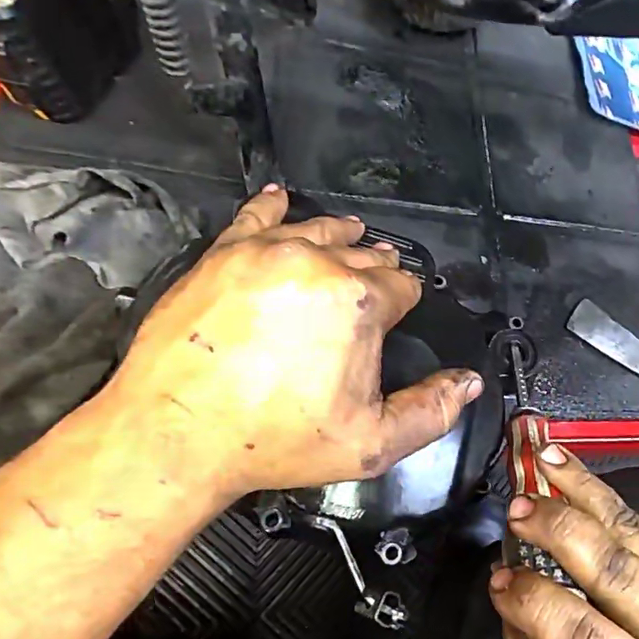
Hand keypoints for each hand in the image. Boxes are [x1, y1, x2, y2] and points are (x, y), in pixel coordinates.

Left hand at [100, 186, 484, 498]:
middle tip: (381, 277)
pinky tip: (279, 197)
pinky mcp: (221, 257)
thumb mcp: (372, 442)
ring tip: (353, 233)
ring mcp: (264, 255)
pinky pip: (254, 216)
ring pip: (319, 230)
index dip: (407, 299)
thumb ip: (432, 411)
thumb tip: (465, 383)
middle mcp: (315, 266)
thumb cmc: (268, 438)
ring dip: (341, 234)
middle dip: (377, 267)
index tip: (401, 309)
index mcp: (358, 302)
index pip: (402, 285)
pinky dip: (271, 205)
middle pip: (364, 255)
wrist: (173, 437)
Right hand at [490, 447, 638, 638]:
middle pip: (617, 571)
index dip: (537, 604)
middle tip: (518, 509)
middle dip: (560, 531)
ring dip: (584, 491)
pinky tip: (575, 478)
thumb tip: (505, 587)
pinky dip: (606, 498)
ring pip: (636, 531)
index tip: (500, 577)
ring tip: (545, 462)